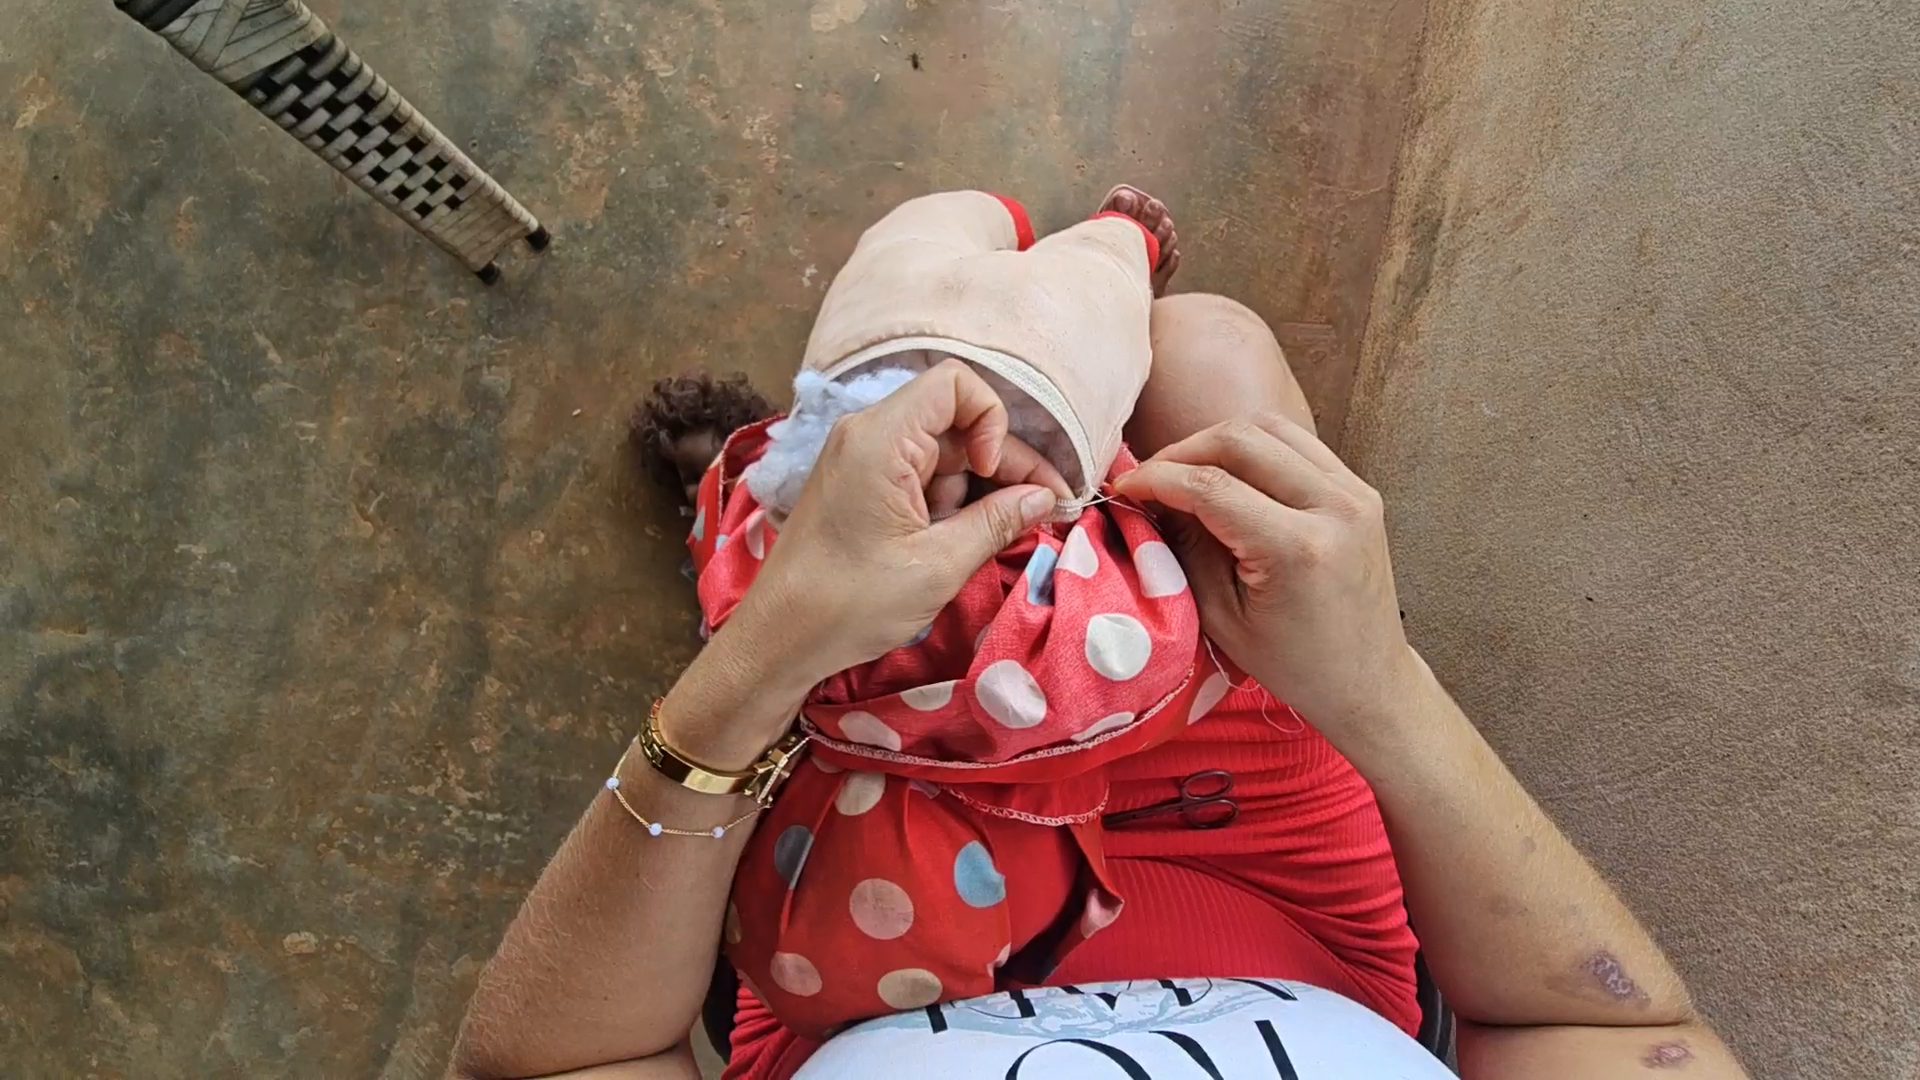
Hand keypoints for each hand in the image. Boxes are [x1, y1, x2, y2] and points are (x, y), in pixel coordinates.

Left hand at [740, 358, 1067, 685]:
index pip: (955, 384)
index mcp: (880, 438)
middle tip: (1044, 511)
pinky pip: (918, 477)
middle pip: (955, 424)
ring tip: (982, 542)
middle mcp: (868, 435)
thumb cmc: (851, 603)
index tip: (994, 475)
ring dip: (973, 493)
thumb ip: (997, 522)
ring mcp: (861, 461)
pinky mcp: (860, 487)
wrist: (780, 639)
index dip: (991, 420)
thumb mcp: (938, 565)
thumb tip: (1044, 498)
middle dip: (1001, 466)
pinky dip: (946, 504)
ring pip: (941, 455)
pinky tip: (955, 542)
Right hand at [1113, 413, 1419, 735]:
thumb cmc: (1290, 662)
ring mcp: (1354, 492)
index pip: (1210, 486)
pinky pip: (1295, 442)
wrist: (1366, 679)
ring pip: (1268, 427)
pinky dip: (1251, 446)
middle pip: (1240, 440)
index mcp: (1296, 549)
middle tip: (1149, 477)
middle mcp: (1334, 507)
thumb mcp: (1220, 617)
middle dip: (1181, 451)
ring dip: (1215, 441)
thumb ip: (1186, 549)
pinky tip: (1225, 471)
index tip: (1123, 486)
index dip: (1157, 479)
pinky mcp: (1359, 489)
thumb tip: (1153, 500)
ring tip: (1182, 470)